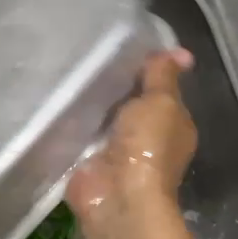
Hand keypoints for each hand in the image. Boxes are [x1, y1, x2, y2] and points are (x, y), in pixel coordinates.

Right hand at [67, 48, 197, 222]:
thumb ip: (162, 76)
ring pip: (104, 117)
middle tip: (90, 52)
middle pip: (131, 102)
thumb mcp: (161, 101)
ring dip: (91, 101)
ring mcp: (118, 151)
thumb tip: (179, 52)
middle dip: (115, 83)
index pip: (162, 88)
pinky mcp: (90, 161)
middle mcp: (149, 138)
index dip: (149, 67)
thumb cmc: (148, 145)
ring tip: (69, 70)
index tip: (125, 43)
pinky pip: (81, 133)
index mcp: (174, 124)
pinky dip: (73, 121)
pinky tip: (58, 100)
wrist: (117, 195)